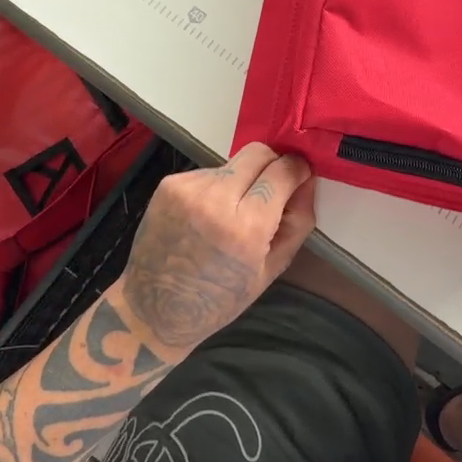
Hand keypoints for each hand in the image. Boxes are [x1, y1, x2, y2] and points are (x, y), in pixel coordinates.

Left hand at [117, 142, 315, 357]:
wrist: (154, 308)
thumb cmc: (219, 299)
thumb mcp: (271, 269)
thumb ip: (298, 221)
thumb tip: (307, 180)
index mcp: (246, 228)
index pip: (282, 171)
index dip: (297, 169)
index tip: (299, 177)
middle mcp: (215, 200)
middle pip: (258, 153)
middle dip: (272, 165)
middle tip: (270, 192)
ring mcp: (188, 189)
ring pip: (232, 163)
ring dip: (241, 180)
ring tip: (231, 214)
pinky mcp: (169, 184)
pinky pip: (207, 173)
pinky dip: (216, 188)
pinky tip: (206, 216)